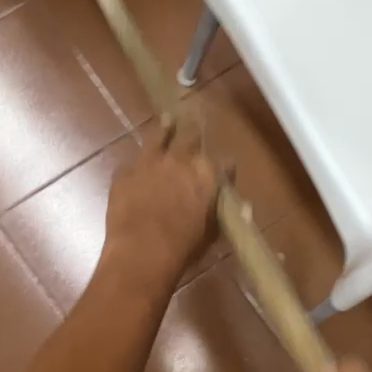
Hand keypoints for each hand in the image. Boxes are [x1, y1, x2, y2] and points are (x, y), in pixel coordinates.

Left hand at [103, 123, 218, 285]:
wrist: (142, 252)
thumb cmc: (184, 248)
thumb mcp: (212, 234)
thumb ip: (224, 214)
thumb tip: (247, 208)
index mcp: (207, 175)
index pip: (223, 163)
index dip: (224, 165)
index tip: (224, 166)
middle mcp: (181, 161)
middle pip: (190, 136)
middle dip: (193, 131)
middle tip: (193, 124)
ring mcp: (150, 163)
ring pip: (158, 136)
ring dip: (164, 128)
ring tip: (167, 119)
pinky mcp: (124, 172)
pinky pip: (132, 162)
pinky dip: (136, 164)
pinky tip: (135, 166)